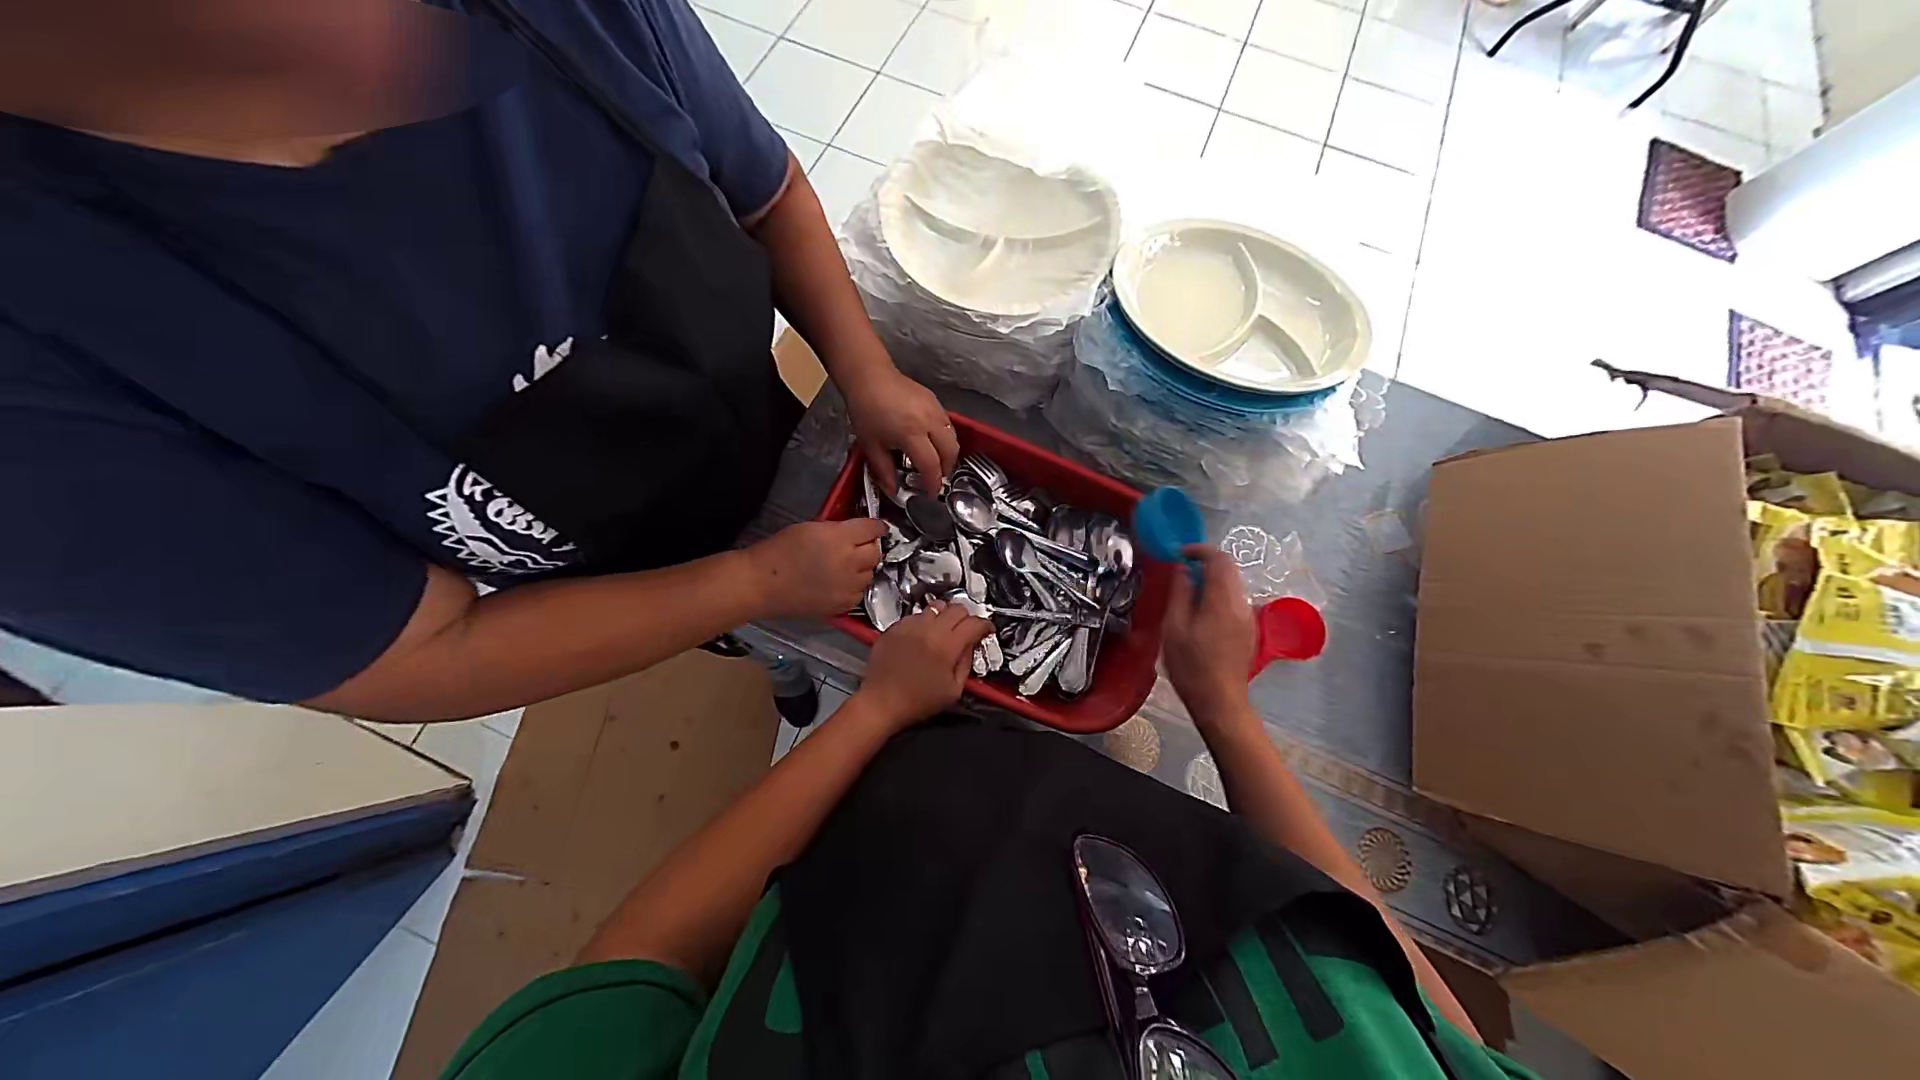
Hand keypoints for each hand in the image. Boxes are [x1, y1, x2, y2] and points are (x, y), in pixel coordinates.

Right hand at [744, 519, 885, 617]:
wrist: (760, 584)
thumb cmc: (779, 551)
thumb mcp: (811, 528)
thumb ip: (838, 529)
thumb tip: (856, 533)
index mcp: (840, 539)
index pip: (872, 529)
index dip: (876, 527)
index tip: (876, 527)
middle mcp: (849, 563)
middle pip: (875, 553)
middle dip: (869, 547)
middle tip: (857, 547)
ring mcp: (847, 587)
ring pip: (869, 575)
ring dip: (862, 569)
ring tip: (846, 566)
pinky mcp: (841, 605)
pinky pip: (859, 593)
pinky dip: (853, 587)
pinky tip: (839, 583)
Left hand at [841, 366, 958, 495]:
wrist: (869, 377)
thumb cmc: (866, 411)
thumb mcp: (870, 445)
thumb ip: (883, 471)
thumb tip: (892, 490)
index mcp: (911, 433)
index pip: (931, 465)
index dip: (933, 482)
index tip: (930, 493)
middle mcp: (929, 421)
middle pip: (950, 452)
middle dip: (946, 469)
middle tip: (936, 478)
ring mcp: (935, 409)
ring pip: (953, 437)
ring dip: (948, 453)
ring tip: (935, 462)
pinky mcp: (935, 401)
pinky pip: (948, 424)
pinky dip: (945, 438)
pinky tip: (932, 443)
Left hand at [855, 602, 991, 731]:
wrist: (881, 702)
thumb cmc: (918, 701)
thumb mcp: (953, 690)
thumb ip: (966, 662)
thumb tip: (971, 645)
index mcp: (947, 645)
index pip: (974, 623)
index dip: (985, 625)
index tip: (986, 631)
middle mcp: (929, 629)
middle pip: (957, 608)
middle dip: (966, 618)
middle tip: (966, 630)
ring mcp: (910, 625)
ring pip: (935, 607)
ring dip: (945, 616)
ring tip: (944, 630)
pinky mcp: (894, 627)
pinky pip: (916, 615)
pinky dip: (924, 621)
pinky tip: (923, 636)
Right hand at [1161, 546, 1255, 725]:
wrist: (1220, 702)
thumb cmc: (1191, 666)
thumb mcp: (1174, 628)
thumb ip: (1180, 594)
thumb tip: (1183, 570)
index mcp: (1223, 601)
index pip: (1219, 559)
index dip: (1199, 550)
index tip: (1179, 554)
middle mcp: (1241, 604)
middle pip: (1228, 569)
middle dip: (1204, 564)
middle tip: (1180, 573)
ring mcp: (1248, 617)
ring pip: (1232, 585)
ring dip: (1211, 580)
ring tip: (1186, 594)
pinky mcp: (1248, 630)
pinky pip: (1233, 601)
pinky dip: (1217, 595)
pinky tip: (1200, 614)